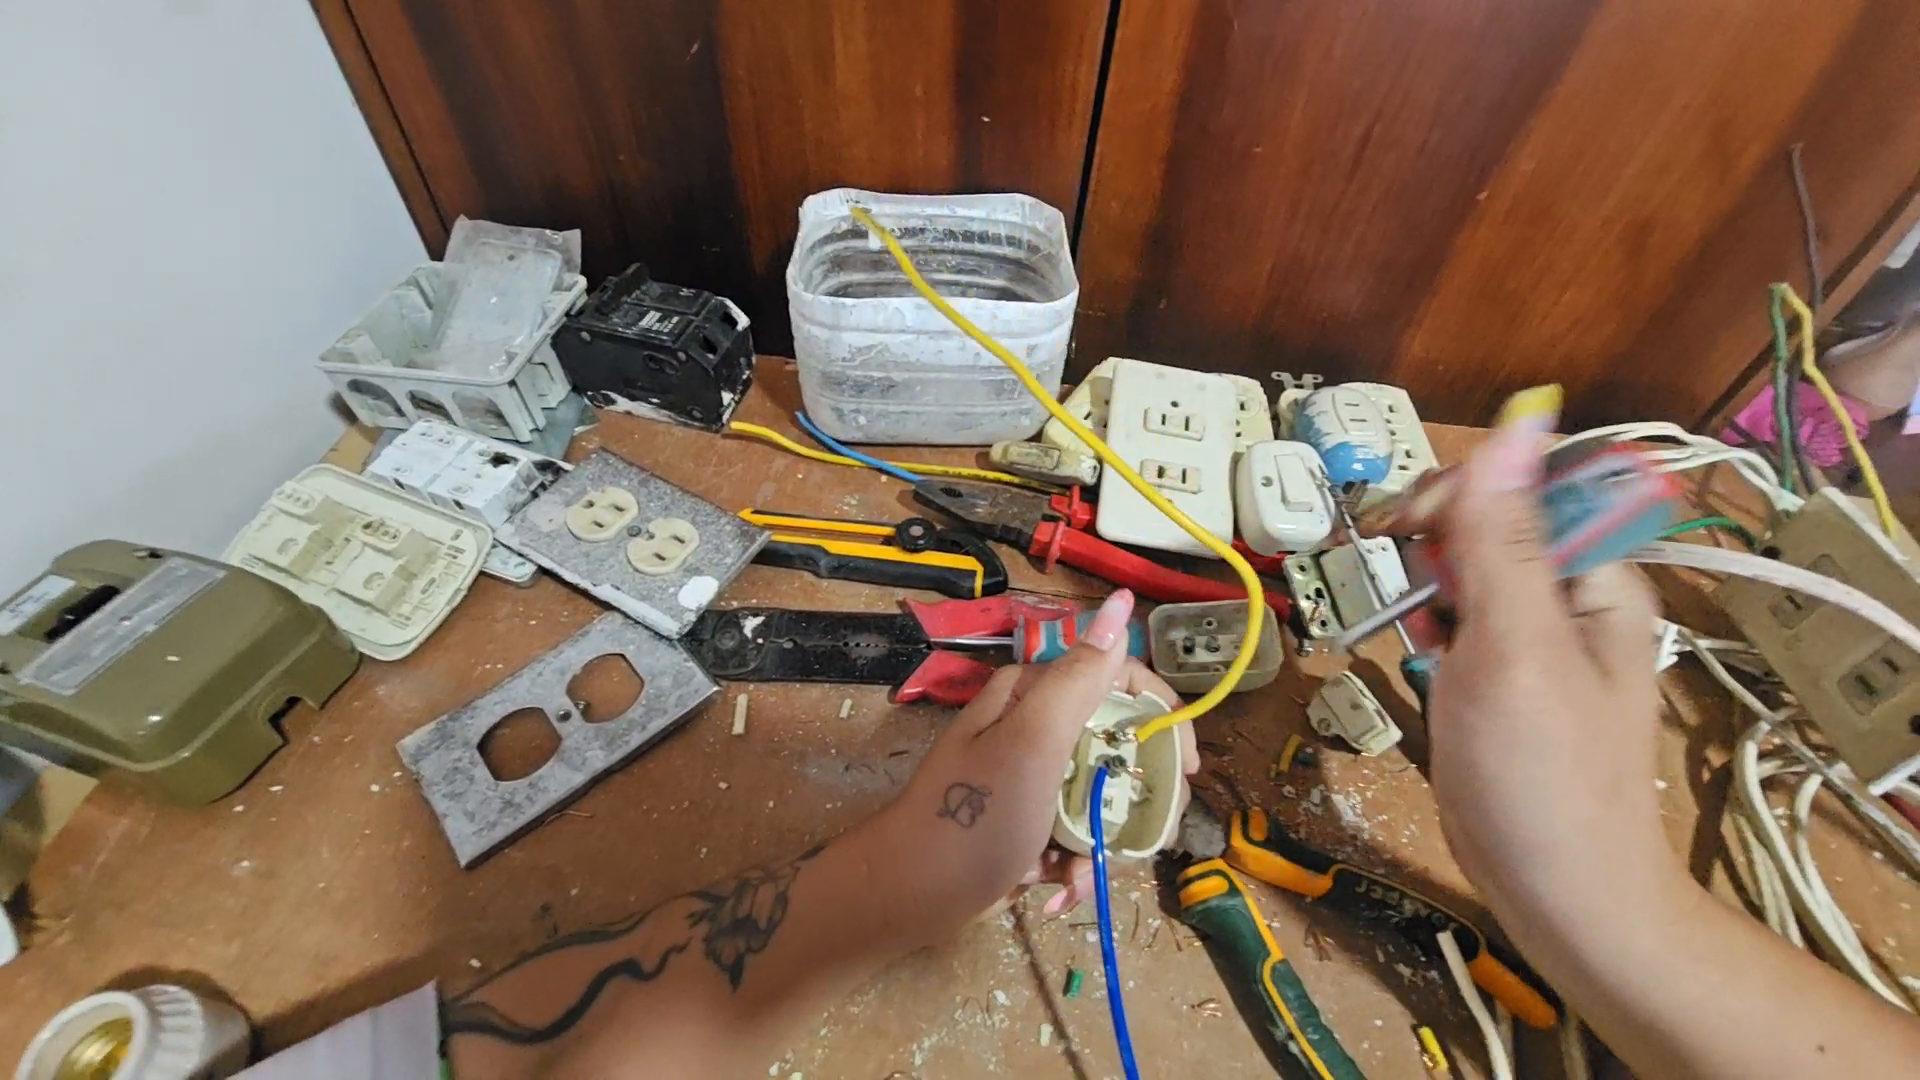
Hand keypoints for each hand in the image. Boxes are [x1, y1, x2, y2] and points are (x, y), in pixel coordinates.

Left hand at [873, 590, 1195, 942]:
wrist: (908, 891)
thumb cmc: (975, 814)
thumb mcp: (1035, 740)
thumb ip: (1081, 676)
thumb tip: (1121, 602)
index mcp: (1032, 692)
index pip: (1118, 679)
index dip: (1160, 717)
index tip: (1188, 766)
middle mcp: (1029, 722)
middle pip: (1111, 743)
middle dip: (1128, 795)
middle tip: (1136, 835)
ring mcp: (1025, 770)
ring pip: (1094, 791)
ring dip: (1098, 839)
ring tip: (1077, 874)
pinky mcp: (1019, 813)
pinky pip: (1066, 826)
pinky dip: (1070, 858)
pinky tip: (1056, 887)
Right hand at [1399, 412, 1670, 923]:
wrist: (1549, 882)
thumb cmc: (1539, 771)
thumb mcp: (1516, 647)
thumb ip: (1503, 540)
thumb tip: (1514, 430)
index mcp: (1592, 578)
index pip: (1522, 487)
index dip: (1457, 496)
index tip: (1401, 533)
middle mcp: (1564, 595)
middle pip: (1484, 524)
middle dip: (1430, 546)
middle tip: (1401, 591)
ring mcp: (1526, 633)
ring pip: (1458, 568)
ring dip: (1419, 587)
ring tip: (1410, 631)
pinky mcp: (1493, 666)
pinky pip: (1449, 615)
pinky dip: (1421, 624)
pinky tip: (1416, 650)